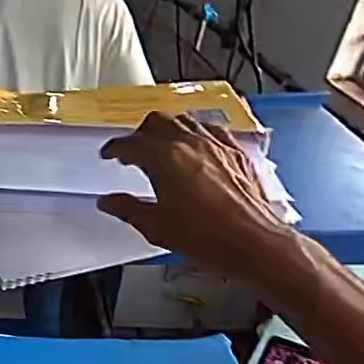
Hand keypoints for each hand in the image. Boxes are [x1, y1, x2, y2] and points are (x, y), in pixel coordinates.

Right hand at [96, 112, 292, 272]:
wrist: (253, 243)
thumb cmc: (209, 237)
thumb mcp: (156, 227)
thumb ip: (128, 209)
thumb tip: (110, 202)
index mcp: (165, 158)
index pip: (131, 144)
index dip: (115, 148)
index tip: (110, 154)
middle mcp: (191, 144)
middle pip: (157, 122)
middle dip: (140, 133)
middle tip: (133, 148)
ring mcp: (217, 146)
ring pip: (185, 120)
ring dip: (167, 129)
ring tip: (161, 143)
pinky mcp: (237, 153)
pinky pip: (212, 130)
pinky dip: (197, 133)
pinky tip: (197, 144)